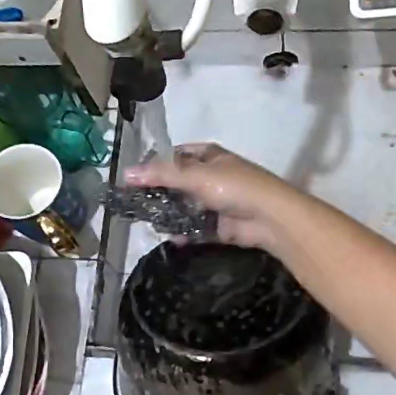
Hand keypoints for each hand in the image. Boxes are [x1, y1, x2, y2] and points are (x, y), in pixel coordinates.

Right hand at [123, 143, 303, 252]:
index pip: (173, 157)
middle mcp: (211, 177)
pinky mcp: (220, 226)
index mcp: (207, 156)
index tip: (132, 181)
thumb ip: (160, 175)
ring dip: (170, 216)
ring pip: (185, 208)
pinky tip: (172, 238)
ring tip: (151, 224)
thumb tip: (126, 174)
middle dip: (159, 196)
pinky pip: (196, 229)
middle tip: (136, 207)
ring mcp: (216, 202)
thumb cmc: (233, 186)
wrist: (269, 217)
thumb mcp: (193, 175)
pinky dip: (185, 233)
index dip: (153, 166)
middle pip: (177, 184)